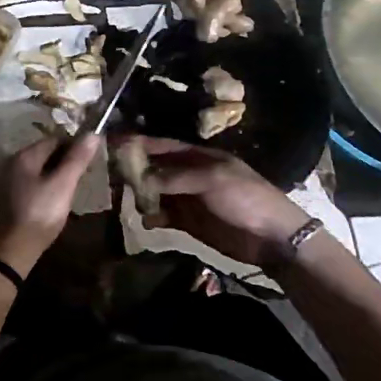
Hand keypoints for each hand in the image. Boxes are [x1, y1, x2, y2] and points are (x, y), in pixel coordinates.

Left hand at [0, 134, 102, 274]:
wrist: (13, 248)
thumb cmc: (40, 213)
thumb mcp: (62, 185)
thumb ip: (77, 160)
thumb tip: (93, 133)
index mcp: (25, 156)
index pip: (55, 139)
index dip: (75, 145)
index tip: (91, 159)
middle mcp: (13, 163)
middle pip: (46, 153)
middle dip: (66, 160)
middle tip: (85, 175)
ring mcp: (10, 180)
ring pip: (40, 169)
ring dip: (57, 174)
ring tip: (74, 188)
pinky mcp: (11, 196)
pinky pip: (33, 182)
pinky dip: (47, 186)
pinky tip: (57, 199)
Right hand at [122, 136, 313, 267]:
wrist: (274, 238)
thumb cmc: (246, 198)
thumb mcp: (211, 180)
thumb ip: (174, 177)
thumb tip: (139, 178)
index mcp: (198, 157)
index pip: (162, 145)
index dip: (139, 143)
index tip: (112, 142)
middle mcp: (189, 174)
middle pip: (154, 168)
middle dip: (133, 169)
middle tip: (107, 171)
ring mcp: (187, 198)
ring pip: (154, 192)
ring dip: (139, 194)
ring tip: (121, 197)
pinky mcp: (188, 222)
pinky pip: (162, 215)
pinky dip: (151, 217)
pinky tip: (145, 220)